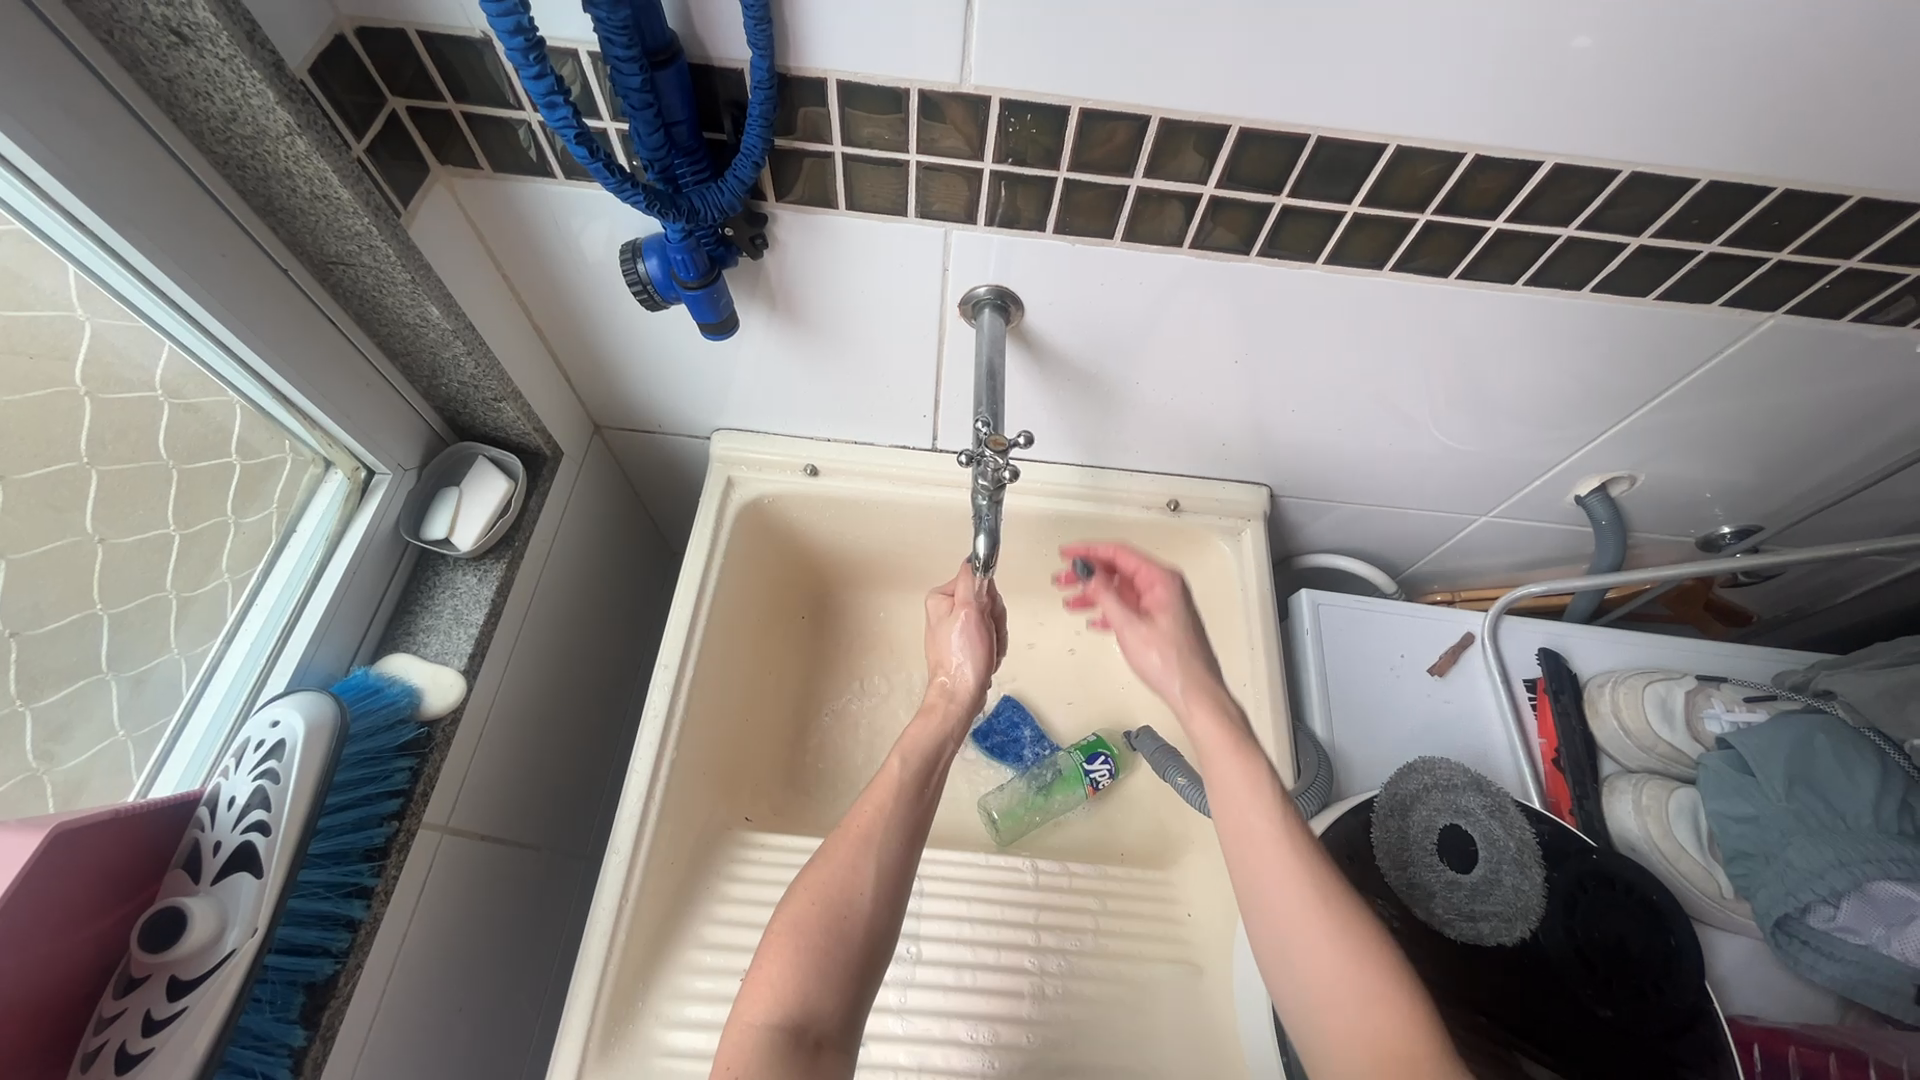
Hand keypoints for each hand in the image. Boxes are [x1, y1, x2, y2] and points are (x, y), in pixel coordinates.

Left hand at [922, 560, 1007, 723]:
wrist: (960, 696)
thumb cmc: (962, 660)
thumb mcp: (969, 612)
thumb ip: (972, 582)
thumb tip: (975, 558)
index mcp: (942, 597)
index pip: (979, 580)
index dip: (990, 600)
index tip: (987, 615)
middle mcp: (946, 610)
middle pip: (987, 601)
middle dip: (995, 621)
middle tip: (988, 636)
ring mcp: (956, 627)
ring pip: (992, 619)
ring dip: (996, 636)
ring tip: (987, 651)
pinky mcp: (964, 642)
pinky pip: (989, 634)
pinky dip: (993, 646)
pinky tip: (987, 657)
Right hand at [1055, 542, 1230, 720]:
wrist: (1194, 692)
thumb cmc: (1168, 661)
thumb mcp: (1129, 625)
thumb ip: (1105, 595)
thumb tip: (1087, 572)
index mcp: (1160, 579)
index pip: (1119, 553)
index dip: (1089, 550)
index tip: (1066, 553)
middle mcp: (1162, 586)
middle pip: (1118, 570)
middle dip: (1088, 573)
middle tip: (1061, 579)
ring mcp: (1161, 603)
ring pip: (1120, 589)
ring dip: (1094, 593)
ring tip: (1070, 601)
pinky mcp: (1158, 620)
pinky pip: (1128, 606)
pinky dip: (1108, 610)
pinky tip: (1092, 621)